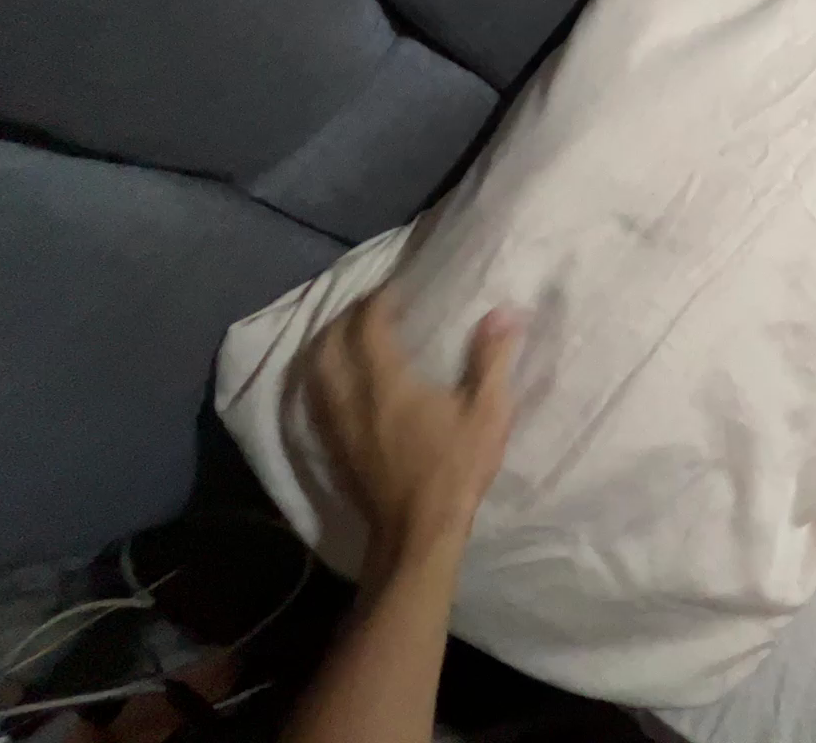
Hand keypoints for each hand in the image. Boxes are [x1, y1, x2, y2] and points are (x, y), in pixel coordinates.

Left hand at [300, 285, 523, 576]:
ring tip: (349, 335)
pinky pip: (314, 399)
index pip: (367, 329)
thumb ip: (492, 359)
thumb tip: (503, 313)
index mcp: (388, 385)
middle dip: (344, 319)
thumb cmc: (458, 465)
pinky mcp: (333, 447)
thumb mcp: (489, 410)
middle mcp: (351, 399)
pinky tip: (339, 380)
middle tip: (370, 305)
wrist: (419, 528)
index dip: (377, 302)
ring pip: (312, 373)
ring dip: (326, 346)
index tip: (396, 286)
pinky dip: (321, 376)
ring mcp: (336, 425)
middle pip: (327, 347)